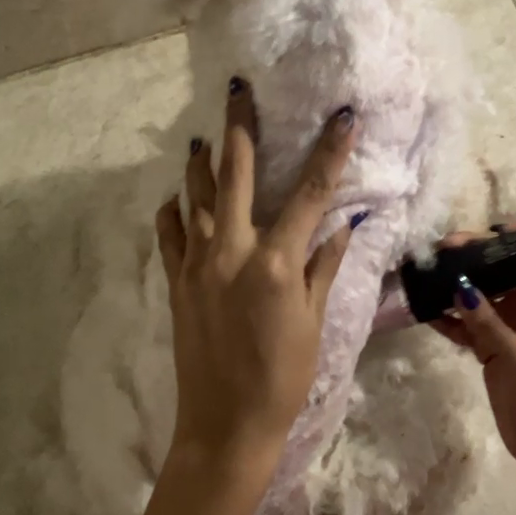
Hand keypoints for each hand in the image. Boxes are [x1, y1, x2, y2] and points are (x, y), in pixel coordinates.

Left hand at [154, 79, 360, 472]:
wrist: (224, 427)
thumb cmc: (282, 377)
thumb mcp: (314, 321)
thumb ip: (325, 265)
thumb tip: (345, 221)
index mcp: (274, 260)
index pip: (310, 192)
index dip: (329, 151)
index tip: (342, 116)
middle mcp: (230, 249)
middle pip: (236, 171)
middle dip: (240, 125)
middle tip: (238, 88)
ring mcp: (196, 262)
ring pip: (195, 193)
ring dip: (204, 159)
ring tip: (207, 134)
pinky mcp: (176, 280)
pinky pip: (170, 230)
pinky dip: (175, 207)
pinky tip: (179, 196)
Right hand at [432, 221, 515, 481]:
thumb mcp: (514, 356)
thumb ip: (486, 320)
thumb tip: (458, 284)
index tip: (492, 228)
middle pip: (504, 267)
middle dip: (476, 253)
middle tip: (444, 247)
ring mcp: (507, 325)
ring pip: (481, 291)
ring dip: (456, 281)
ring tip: (427, 269)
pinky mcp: (490, 345)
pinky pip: (466, 321)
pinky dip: (448, 315)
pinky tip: (424, 308)